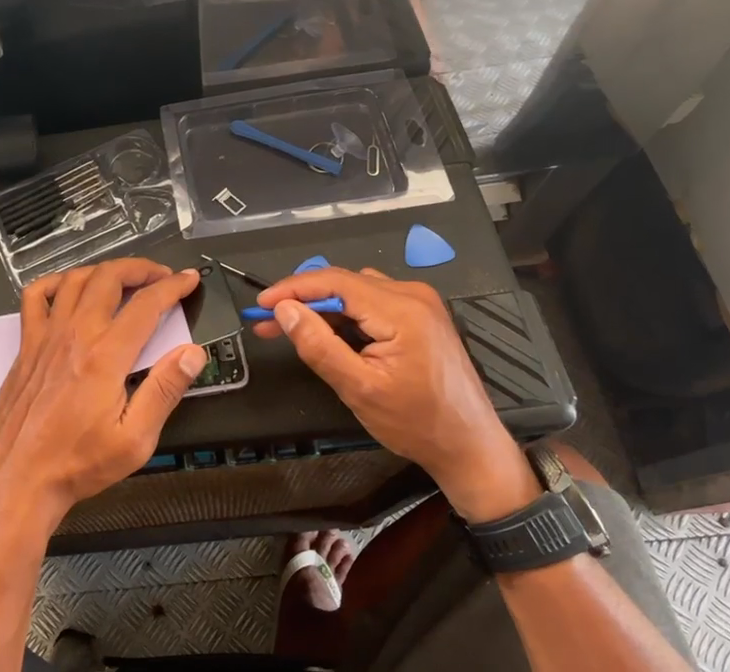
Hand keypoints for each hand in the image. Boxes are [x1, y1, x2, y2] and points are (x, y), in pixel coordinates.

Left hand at [0, 259, 207, 531]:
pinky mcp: (26, 345)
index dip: (172, 286)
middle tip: (160, 276)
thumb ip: (164, 390)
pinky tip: (70, 287)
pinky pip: (35, 297)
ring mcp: (46, 336)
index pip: (146, 304)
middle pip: (109, 278)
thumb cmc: (80, 463)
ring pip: (75, 280)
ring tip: (124, 279)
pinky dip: (55, 282)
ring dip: (104, 271)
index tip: (188, 279)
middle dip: (140, 268)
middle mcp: (75, 335)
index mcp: (105, 357)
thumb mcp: (135, 439)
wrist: (23, 478)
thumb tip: (192, 353)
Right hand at [254, 267, 541, 522]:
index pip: (335, 282)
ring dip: (322, 307)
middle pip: (344, 283)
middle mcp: (413, 295)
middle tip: (267, 322)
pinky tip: (326, 334)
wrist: (470, 447)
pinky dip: (345, 314)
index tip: (260, 305)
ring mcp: (421, 304)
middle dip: (303, 300)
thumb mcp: (359, 388)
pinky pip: (373, 303)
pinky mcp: (422, 316)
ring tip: (291, 329)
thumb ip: (319, 345)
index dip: (293, 289)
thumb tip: (284, 310)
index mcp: (402, 310)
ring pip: (356, 291)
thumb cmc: (416, 423)